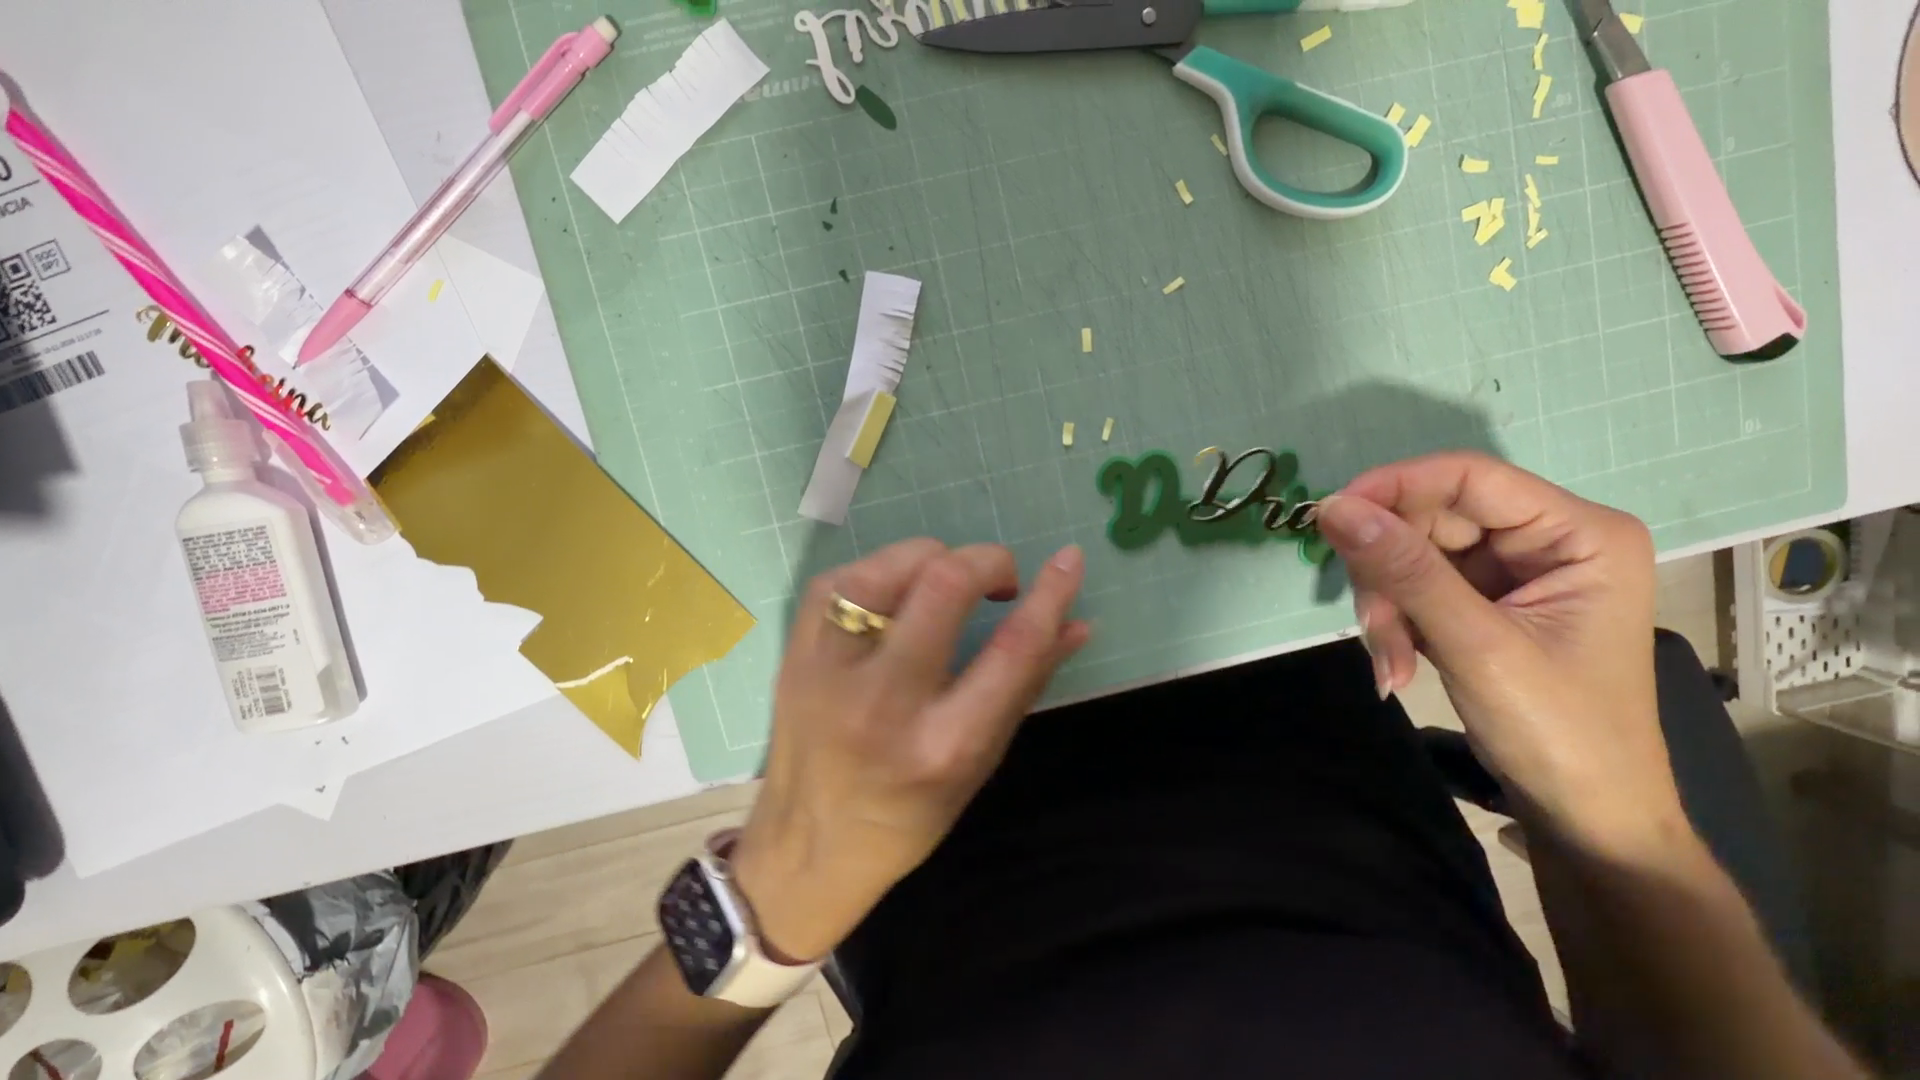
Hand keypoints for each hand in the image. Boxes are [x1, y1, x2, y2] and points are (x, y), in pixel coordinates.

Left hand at [730, 540, 1089, 962]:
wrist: (809, 846)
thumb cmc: (910, 814)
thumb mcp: (980, 761)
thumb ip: (1027, 684)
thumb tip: (1076, 622)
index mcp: (943, 743)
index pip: (1012, 649)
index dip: (1050, 596)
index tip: (1067, 562)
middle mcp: (883, 701)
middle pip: (942, 587)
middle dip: (986, 561)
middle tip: (998, 579)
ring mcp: (829, 673)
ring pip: (883, 569)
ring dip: (929, 559)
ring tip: (945, 582)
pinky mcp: (794, 656)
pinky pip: (837, 581)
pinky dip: (878, 572)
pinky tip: (897, 591)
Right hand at [1314, 453, 1690, 859]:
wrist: (1587, 818)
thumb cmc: (1558, 732)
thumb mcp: (1476, 646)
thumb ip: (1406, 572)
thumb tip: (1334, 508)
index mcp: (1579, 534)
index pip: (1469, 477)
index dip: (1395, 487)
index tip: (1329, 517)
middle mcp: (1548, 540)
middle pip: (1433, 518)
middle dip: (1390, 572)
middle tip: (1372, 629)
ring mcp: (1515, 572)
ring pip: (1415, 554)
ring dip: (1388, 607)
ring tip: (1390, 663)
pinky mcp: (1486, 603)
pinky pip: (1418, 587)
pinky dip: (1397, 622)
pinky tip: (1398, 665)